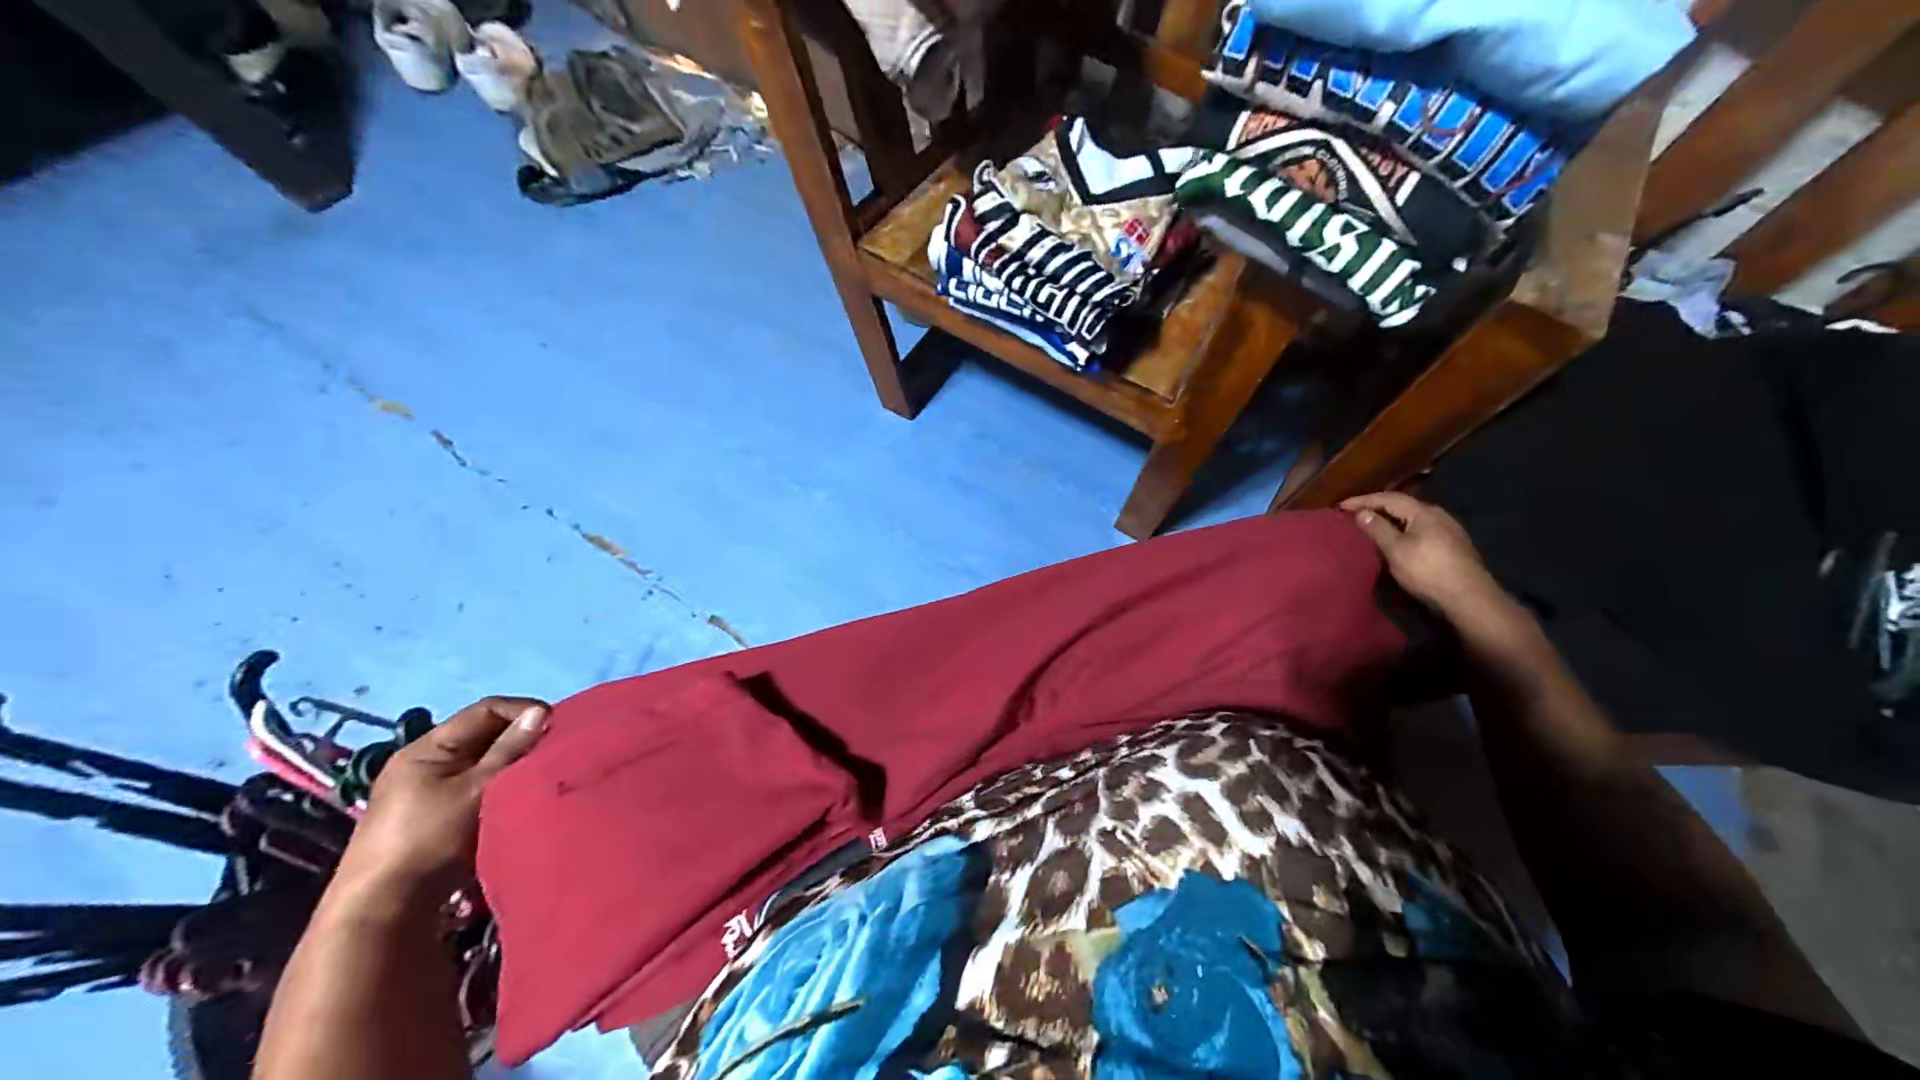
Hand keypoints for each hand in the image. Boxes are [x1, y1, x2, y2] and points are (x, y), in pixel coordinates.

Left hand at [334, 696, 548, 900]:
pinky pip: (478, 787)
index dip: (523, 711)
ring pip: (484, 763)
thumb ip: (509, 749)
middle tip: (554, 751)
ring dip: (513, 765)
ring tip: (542, 775)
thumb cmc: (428, 838)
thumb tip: (541, 712)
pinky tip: (520, 798)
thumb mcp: (476, 789)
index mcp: (427, 748)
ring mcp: (428, 791)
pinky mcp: (436, 817)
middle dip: (521, 738)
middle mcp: (425, 763)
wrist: (383, 908)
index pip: (485, 710)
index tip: (556, 727)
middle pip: (485, 735)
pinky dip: (501, 786)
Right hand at [1341, 492, 1507, 618]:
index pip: (1388, 498)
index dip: (1363, 500)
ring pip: (1413, 517)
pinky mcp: (1453, 544)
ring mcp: (1449, 529)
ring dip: (1391, 518)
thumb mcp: (1395, 549)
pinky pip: (1421, 528)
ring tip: (1373, 524)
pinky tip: (1398, 538)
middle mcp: (1438, 515)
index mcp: (1423, 512)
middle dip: (1377, 506)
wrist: (1468, 597)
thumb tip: (1361, 513)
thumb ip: (1377, 528)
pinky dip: (1403, 528)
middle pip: (1402, 505)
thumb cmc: (1427, 570)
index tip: (1341, 506)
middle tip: (1355, 513)